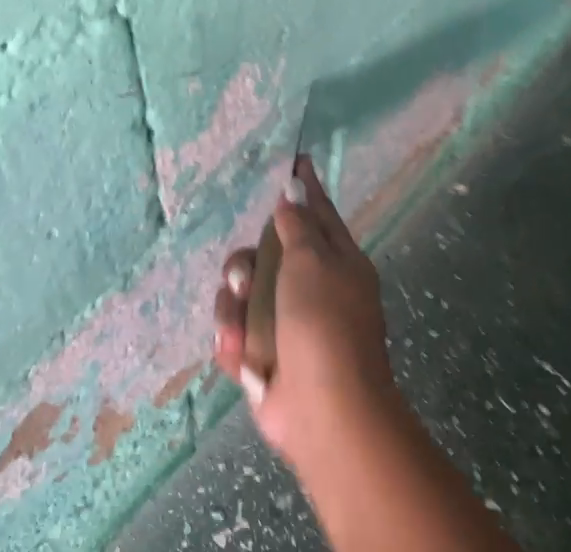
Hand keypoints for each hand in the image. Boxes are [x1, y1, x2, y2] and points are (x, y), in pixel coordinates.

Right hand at [212, 154, 401, 469]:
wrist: (323, 410)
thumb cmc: (323, 324)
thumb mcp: (311, 262)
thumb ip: (297, 224)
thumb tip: (293, 189)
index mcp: (337, 264)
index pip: (317, 214)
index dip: (303, 189)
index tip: (294, 158)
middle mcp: (312, 291)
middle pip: (265, 254)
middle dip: (245, 263)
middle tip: (244, 275)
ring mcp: (286, 326)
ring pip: (241, 294)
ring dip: (234, 308)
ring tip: (240, 328)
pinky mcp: (263, 357)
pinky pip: (233, 332)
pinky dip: (233, 341)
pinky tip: (240, 355)